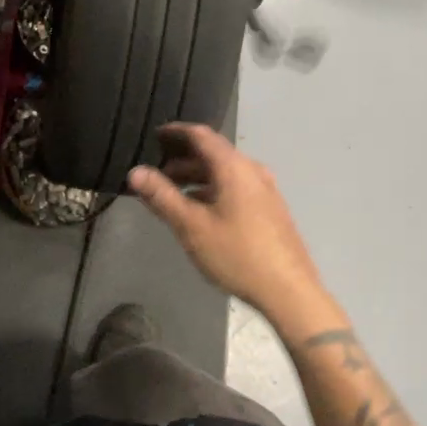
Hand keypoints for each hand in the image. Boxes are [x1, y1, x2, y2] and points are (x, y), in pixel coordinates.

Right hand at [130, 124, 325, 319]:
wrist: (291, 293)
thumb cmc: (238, 254)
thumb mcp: (192, 226)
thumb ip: (162, 196)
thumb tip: (135, 172)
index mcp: (234, 167)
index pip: (200, 135)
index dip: (176, 132)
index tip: (154, 136)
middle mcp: (252, 170)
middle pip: (213, 153)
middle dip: (182, 160)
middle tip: (156, 172)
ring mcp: (265, 190)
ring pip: (224, 172)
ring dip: (197, 177)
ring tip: (172, 194)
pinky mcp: (270, 209)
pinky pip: (236, 187)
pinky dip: (213, 189)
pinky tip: (201, 212)